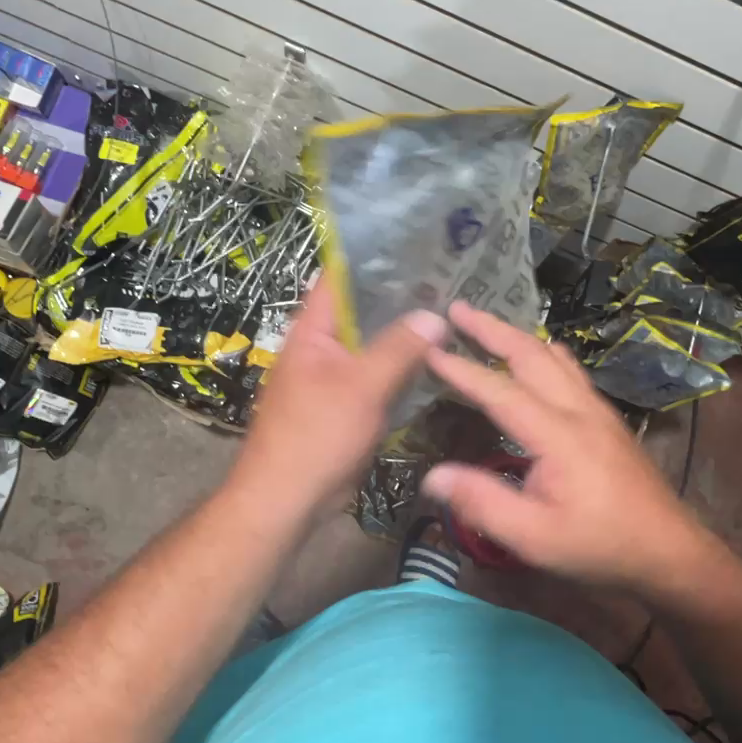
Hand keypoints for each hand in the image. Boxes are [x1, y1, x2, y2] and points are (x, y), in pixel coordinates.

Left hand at [232, 274, 446, 516]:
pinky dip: (405, 365)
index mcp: (313, 328)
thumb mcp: (361, 386)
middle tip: (452, 277)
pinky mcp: (350, 401)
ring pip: (377, 343)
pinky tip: (439, 357)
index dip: (379, 258)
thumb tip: (435, 316)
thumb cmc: (315, 435)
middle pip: (366, 309)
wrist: (287, 499)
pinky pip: (381, 373)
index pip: (344, 276)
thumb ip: (399, 348)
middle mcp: (324, 344)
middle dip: (404, 296)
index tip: (422, 243)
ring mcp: (337, 374)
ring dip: (408, 332)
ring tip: (454, 309)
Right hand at [421, 301, 714, 597]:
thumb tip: (433, 476)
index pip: (501, 391)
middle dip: (492, 329)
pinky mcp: (607, 417)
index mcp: (558, 435)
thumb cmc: (598, 547)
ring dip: (517, 335)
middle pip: (531, 354)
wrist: (668, 550)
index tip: (429, 350)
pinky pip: (569, 369)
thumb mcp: (534, 538)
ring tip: (486, 324)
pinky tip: (537, 354)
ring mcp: (597, 409)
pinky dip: (541, 351)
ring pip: (553, 356)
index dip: (463, 370)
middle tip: (456, 309)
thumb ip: (483, 504)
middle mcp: (579, 409)